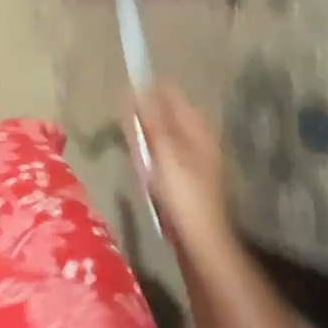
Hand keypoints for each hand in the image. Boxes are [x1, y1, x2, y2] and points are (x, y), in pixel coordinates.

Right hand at [134, 81, 234, 253]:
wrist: (200, 238)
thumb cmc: (183, 193)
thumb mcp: (165, 153)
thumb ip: (153, 120)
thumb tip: (141, 89)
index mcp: (198, 129)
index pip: (173, 95)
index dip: (150, 92)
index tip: (127, 99)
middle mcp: (199, 139)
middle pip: (168, 115)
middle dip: (146, 118)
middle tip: (129, 131)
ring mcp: (194, 158)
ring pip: (164, 136)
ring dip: (147, 140)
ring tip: (135, 152)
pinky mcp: (187, 177)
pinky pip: (164, 156)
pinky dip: (151, 158)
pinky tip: (143, 169)